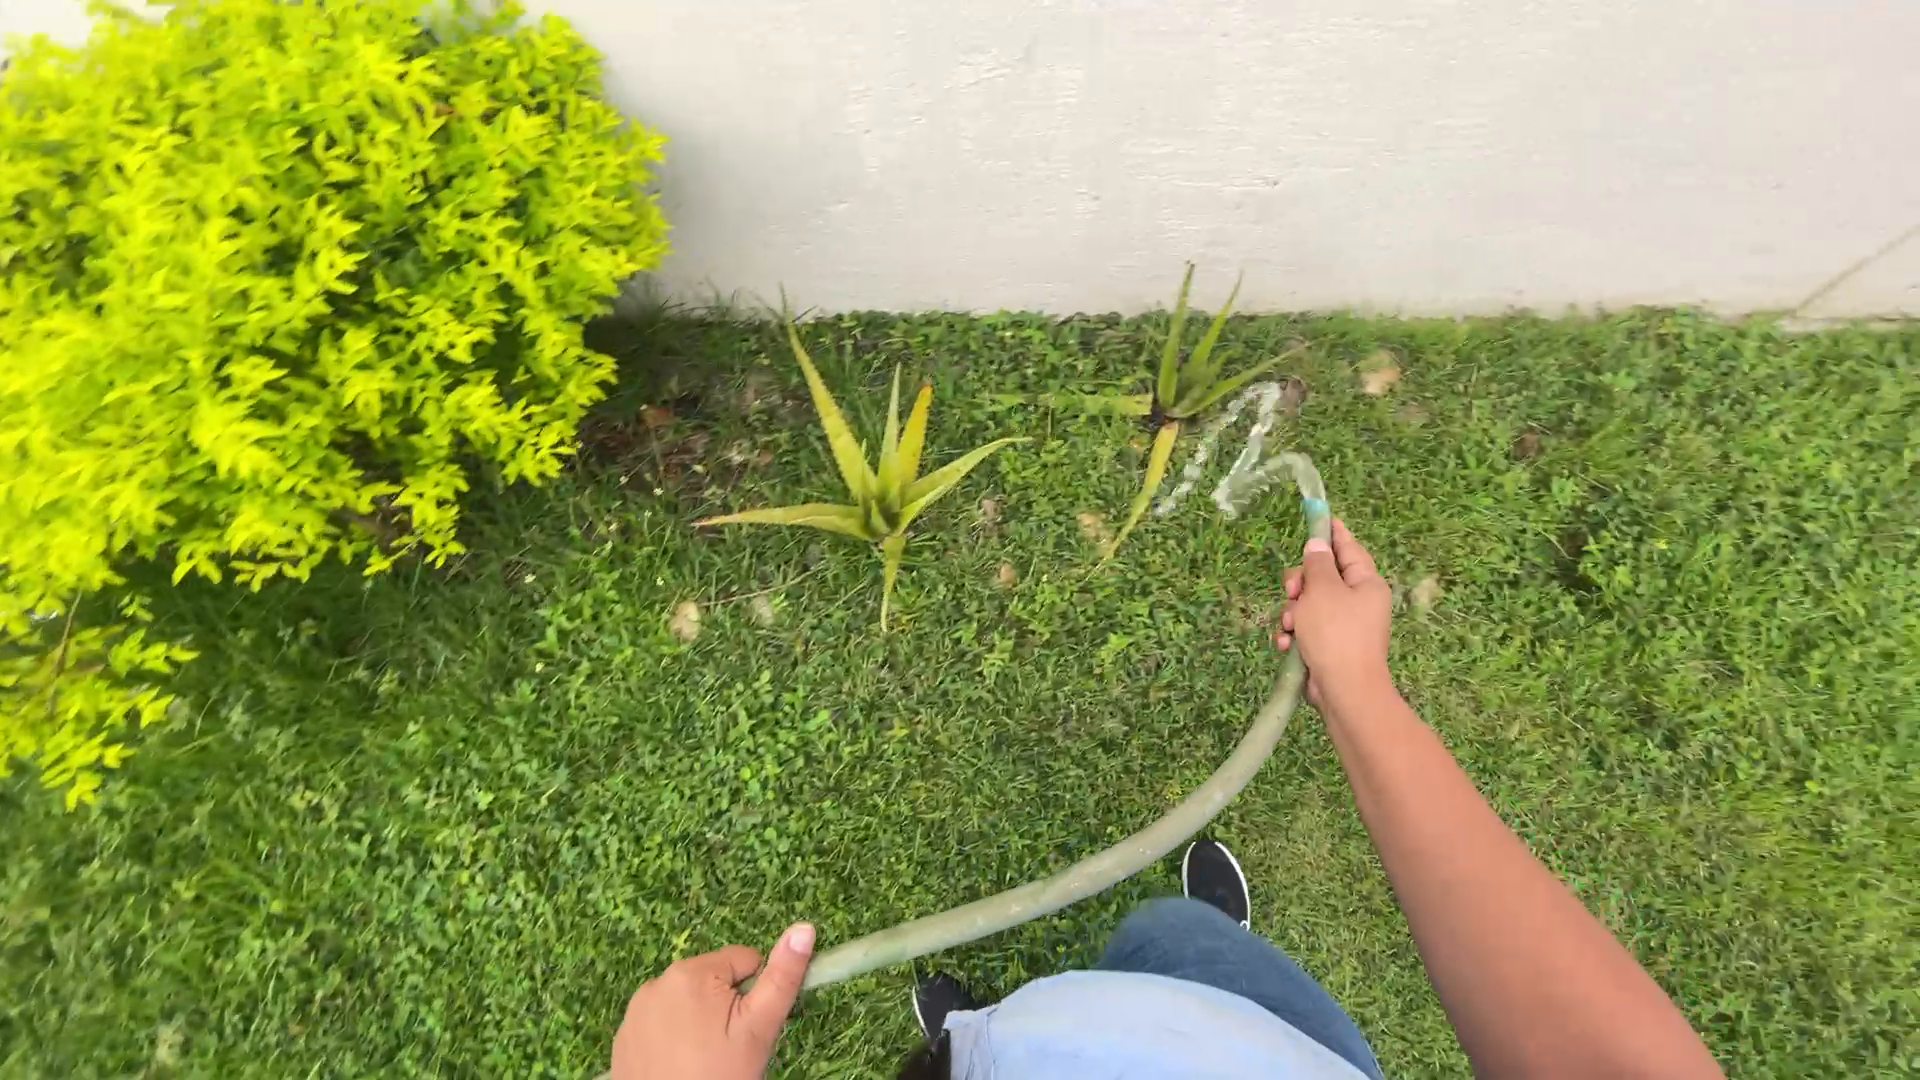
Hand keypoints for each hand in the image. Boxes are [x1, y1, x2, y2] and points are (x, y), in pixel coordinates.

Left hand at [610, 923, 815, 1079]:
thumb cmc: (719, 1077)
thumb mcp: (759, 1029)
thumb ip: (782, 976)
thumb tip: (805, 928)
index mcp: (692, 972)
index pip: (744, 962)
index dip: (752, 995)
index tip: (746, 1029)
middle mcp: (658, 981)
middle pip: (715, 979)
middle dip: (726, 1007)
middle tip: (727, 1049)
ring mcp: (635, 1011)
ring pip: (690, 999)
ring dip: (701, 1020)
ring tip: (702, 1061)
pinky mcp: (622, 1037)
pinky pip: (663, 1021)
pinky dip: (674, 1037)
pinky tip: (677, 1068)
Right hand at [1274, 518, 1393, 711]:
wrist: (1344, 690)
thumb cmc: (1336, 634)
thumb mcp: (1322, 591)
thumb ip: (1317, 565)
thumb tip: (1317, 545)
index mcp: (1366, 583)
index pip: (1348, 548)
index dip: (1332, 532)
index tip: (1319, 515)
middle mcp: (1358, 601)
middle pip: (1321, 576)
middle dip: (1299, 584)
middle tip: (1292, 592)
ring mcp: (1343, 625)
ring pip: (1307, 604)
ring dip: (1291, 613)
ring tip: (1289, 626)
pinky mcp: (1328, 645)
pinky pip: (1304, 629)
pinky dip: (1293, 635)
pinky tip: (1287, 645)